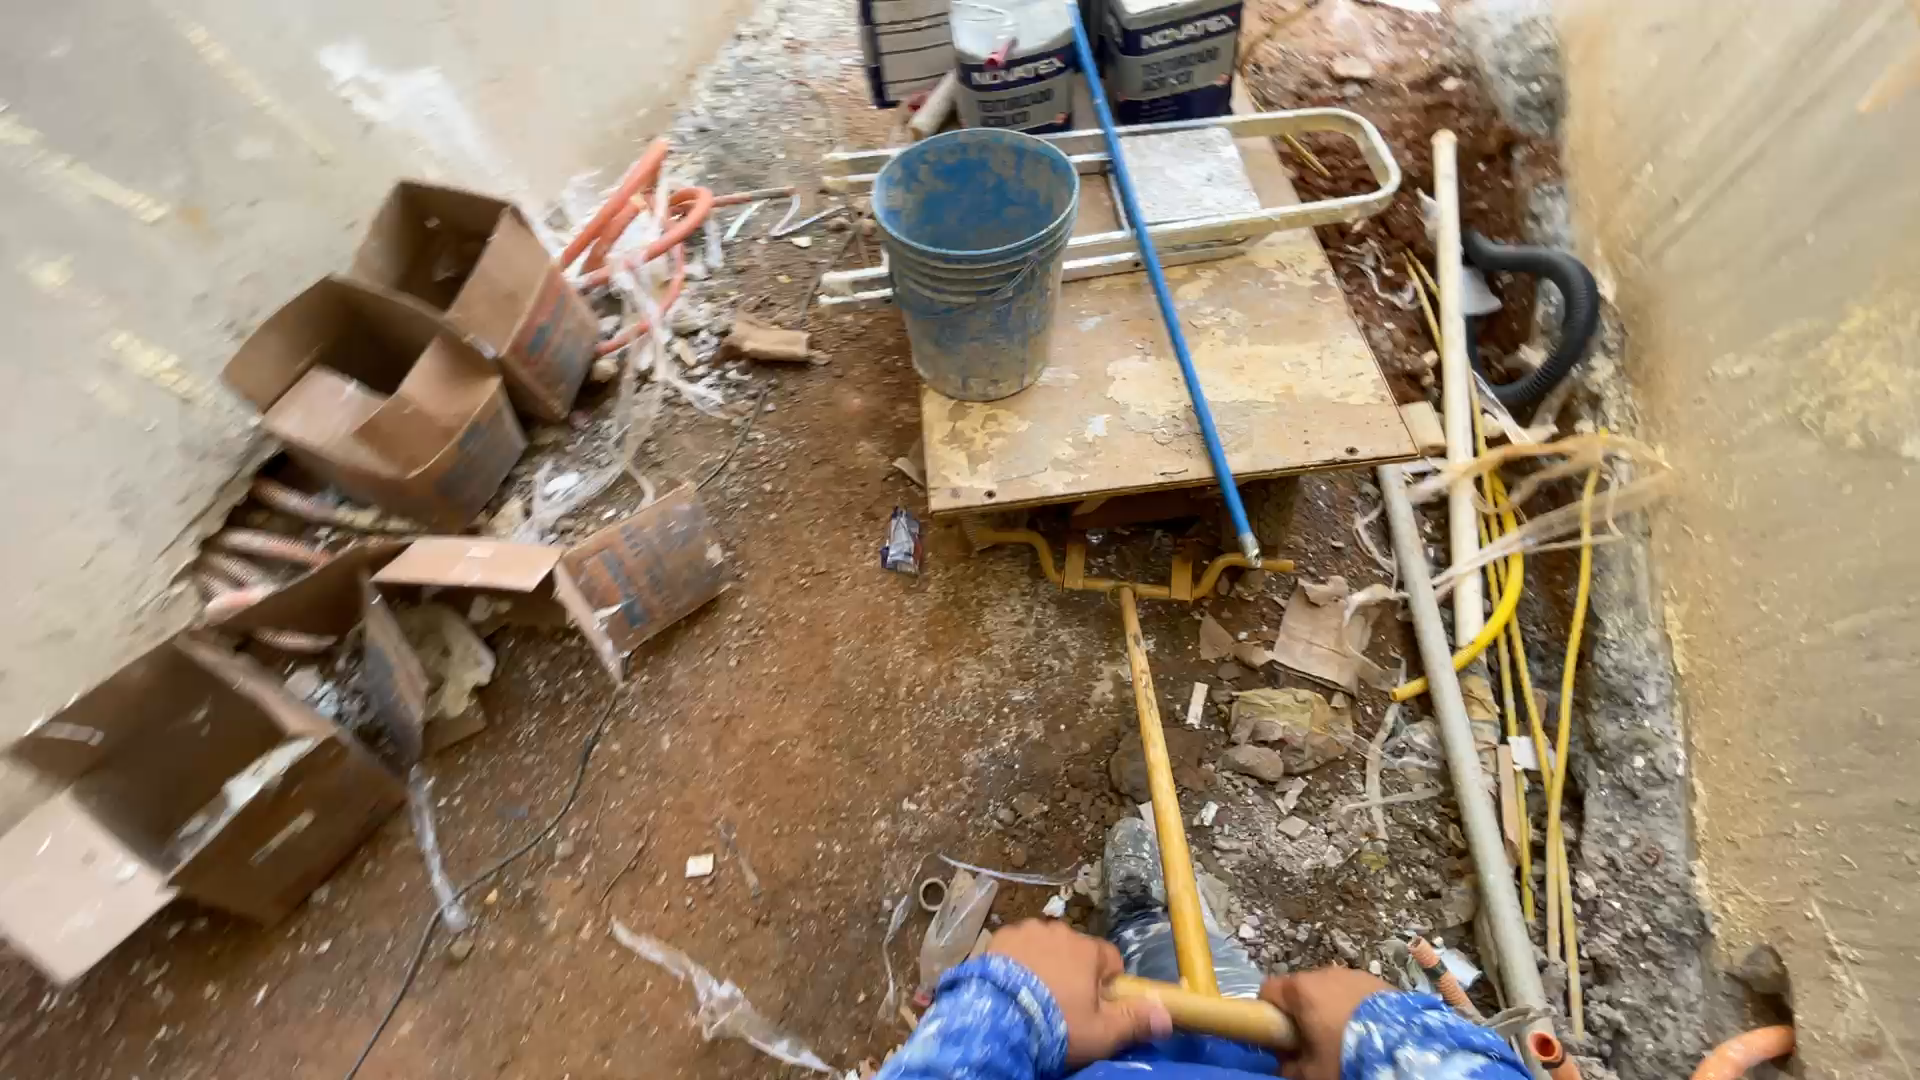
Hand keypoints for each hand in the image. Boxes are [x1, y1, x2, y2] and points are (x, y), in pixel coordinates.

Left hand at [988, 919, 1171, 1063]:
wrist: (1000, 1018)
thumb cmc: (1057, 1025)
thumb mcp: (1102, 1033)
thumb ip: (1136, 1020)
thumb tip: (1167, 1013)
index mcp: (1087, 950)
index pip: (1110, 958)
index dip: (1106, 983)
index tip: (1095, 1005)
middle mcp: (1060, 930)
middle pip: (1076, 950)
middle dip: (1074, 972)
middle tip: (1062, 1005)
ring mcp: (1028, 929)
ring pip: (1046, 945)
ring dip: (1045, 963)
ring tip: (1034, 995)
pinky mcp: (1002, 936)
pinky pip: (1018, 946)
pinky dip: (1019, 960)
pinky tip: (1012, 984)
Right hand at [1260, 967, 1391, 1079]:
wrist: (1407, 1051)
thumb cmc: (1349, 1058)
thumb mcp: (1314, 1073)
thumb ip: (1291, 1066)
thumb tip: (1285, 1063)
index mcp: (1300, 989)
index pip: (1268, 990)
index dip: (1269, 1013)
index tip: (1280, 1037)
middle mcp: (1321, 973)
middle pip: (1300, 989)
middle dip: (1302, 1013)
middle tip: (1315, 1042)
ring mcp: (1351, 974)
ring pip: (1329, 989)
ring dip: (1330, 1008)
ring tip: (1347, 1036)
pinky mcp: (1377, 981)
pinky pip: (1355, 993)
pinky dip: (1355, 1008)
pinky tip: (1368, 1030)